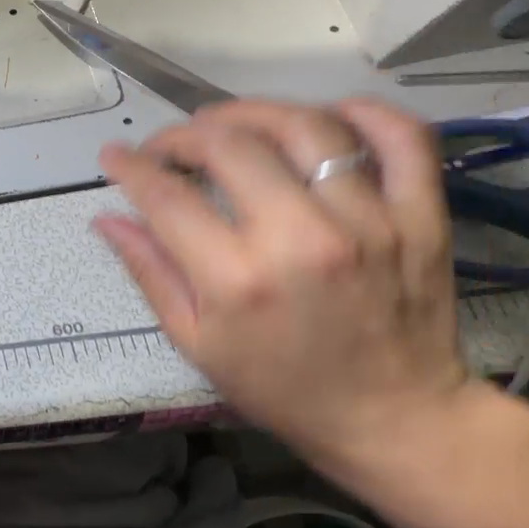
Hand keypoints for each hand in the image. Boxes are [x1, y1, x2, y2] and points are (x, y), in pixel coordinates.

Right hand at [95, 98, 475, 483]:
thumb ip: (150, 271)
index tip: (112, 156)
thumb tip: (108, 218)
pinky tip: (324, 116)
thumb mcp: (193, 339)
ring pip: (308, 130)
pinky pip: (403, 141)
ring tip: (227, 122)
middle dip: (183, 135)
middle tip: (166, 145)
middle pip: (232, 148)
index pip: (167, 197)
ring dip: (255, 112)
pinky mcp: (421, 217)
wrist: (392, 415)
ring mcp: (370, 222)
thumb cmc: (277, 385)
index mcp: (235, 278)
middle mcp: (302, 239)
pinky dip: (365, 114)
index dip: (130, 167)